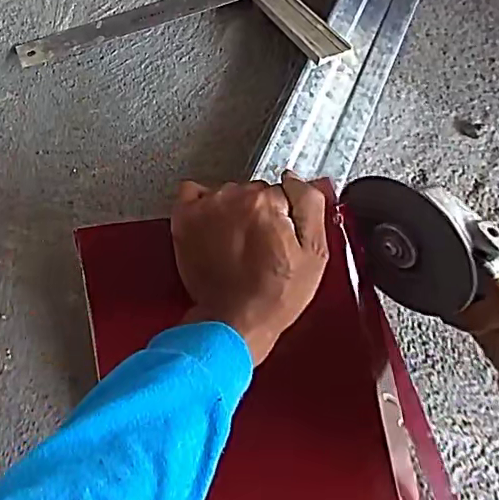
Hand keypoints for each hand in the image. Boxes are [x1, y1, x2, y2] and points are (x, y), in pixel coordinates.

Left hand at [170, 176, 330, 365]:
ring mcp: (206, 206)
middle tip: (263, 244)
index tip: (283, 233)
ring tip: (238, 244)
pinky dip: (201, 204)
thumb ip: (311, 205)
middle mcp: (233, 197)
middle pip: (254, 191)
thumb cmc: (273, 295)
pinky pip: (192, 192)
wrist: (235, 321)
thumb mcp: (314, 253)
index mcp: (267, 201)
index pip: (282, 190)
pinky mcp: (184, 218)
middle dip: (260, 212)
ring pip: (227, 194)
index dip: (286, 215)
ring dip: (233, 211)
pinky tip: (212, 225)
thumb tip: (299, 179)